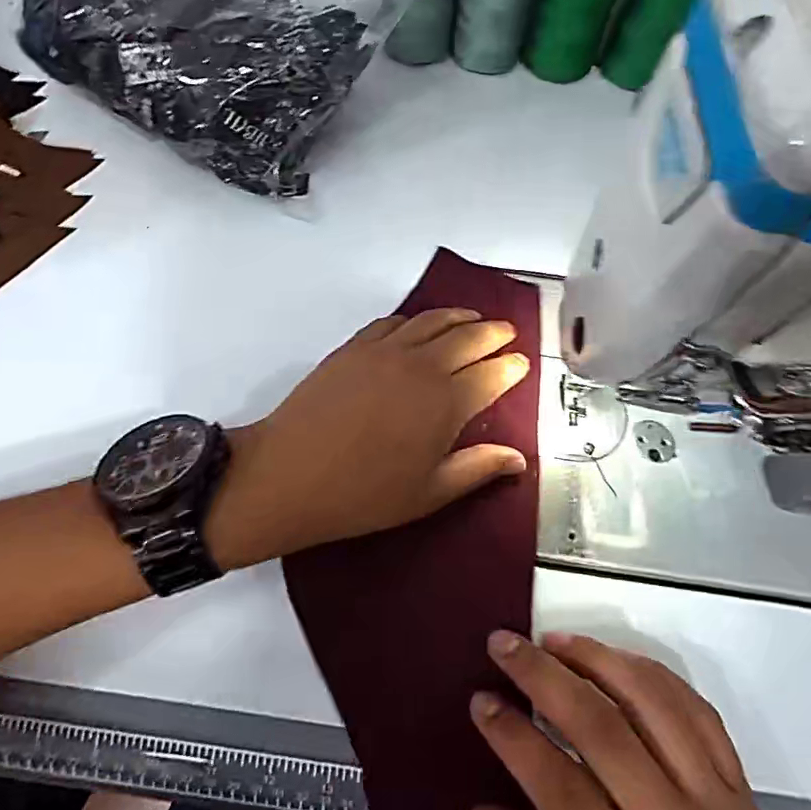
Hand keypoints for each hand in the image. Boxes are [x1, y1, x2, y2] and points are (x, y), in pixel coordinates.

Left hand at [203, 308, 530, 568]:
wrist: (289, 474)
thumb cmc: (362, 493)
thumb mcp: (429, 492)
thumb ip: (477, 468)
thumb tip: (516, 459)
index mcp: (447, 402)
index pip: (493, 373)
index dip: (512, 367)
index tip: (521, 365)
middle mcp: (422, 366)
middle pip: (469, 336)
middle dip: (494, 332)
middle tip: (506, 333)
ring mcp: (385, 351)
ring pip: (432, 320)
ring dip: (459, 317)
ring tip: (472, 319)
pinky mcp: (355, 347)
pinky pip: (393, 322)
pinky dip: (415, 319)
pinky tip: (417, 326)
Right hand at [469, 632, 780, 809]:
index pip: (564, 794)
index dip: (516, 740)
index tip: (483, 703)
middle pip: (605, 732)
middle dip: (545, 678)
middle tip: (506, 646)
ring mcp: (720, 808)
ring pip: (654, 706)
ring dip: (598, 659)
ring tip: (555, 641)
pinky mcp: (744, 790)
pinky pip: (699, 711)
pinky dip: (655, 675)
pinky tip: (619, 659)